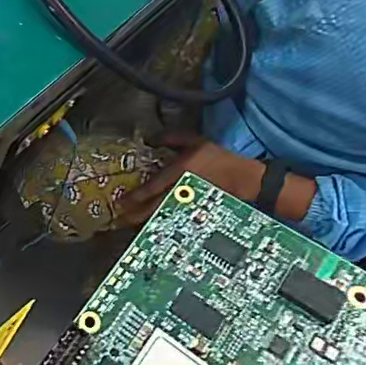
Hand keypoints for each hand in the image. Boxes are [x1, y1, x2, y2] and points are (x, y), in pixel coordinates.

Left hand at [117, 132, 264, 225]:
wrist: (245, 180)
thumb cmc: (219, 159)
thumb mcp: (196, 141)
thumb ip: (171, 138)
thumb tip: (149, 139)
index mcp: (179, 171)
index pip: (153, 186)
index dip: (135, 196)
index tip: (121, 202)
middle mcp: (181, 190)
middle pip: (153, 207)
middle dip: (134, 214)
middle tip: (120, 218)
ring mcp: (188, 205)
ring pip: (161, 216)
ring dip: (144, 221)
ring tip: (131, 223)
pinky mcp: (195, 214)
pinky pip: (173, 219)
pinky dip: (160, 223)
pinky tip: (152, 226)